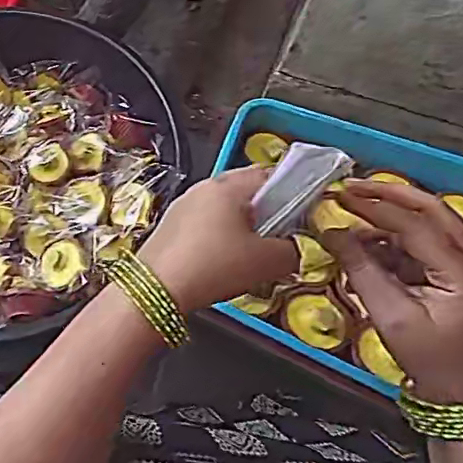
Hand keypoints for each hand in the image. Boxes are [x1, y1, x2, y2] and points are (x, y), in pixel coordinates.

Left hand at [136, 167, 297, 311]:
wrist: (157, 288)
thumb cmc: (215, 265)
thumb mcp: (267, 261)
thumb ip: (292, 250)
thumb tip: (297, 247)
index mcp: (228, 185)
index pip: (270, 173)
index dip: (293, 190)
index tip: (306, 212)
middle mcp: (203, 187)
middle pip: (245, 190)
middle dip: (267, 210)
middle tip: (282, 235)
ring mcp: (183, 205)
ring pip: (223, 208)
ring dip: (242, 225)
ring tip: (254, 252)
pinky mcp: (170, 225)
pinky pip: (204, 222)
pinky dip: (220, 235)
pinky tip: (224, 260)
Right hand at [321, 181, 462, 403]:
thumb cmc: (428, 357)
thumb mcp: (390, 316)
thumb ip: (362, 270)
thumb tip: (333, 233)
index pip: (417, 227)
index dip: (376, 209)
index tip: (340, 198)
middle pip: (434, 210)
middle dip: (391, 194)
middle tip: (351, 187)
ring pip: (431, 221)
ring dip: (391, 214)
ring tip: (352, 215)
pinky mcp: (457, 270)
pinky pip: (425, 240)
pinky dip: (395, 236)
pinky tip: (367, 244)